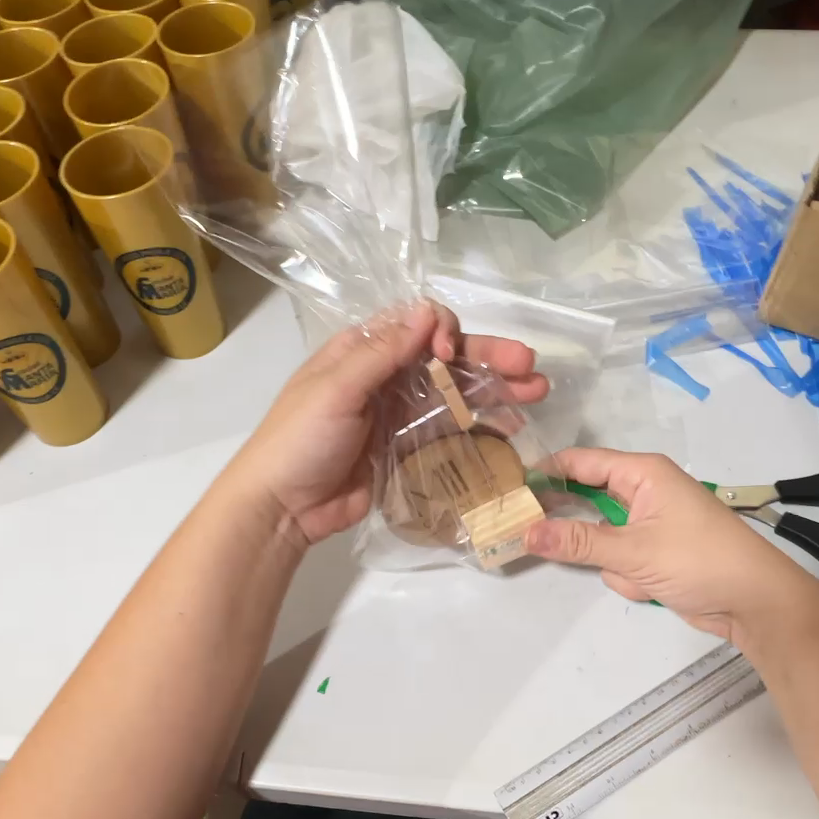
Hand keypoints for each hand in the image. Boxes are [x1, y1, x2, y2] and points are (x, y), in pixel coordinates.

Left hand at [225, 301, 549, 546]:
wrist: (283, 507)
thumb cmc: (300, 439)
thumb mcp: (336, 388)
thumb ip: (382, 353)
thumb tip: (428, 312)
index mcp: (360, 351)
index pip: (415, 324)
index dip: (443, 331)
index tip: (449, 354)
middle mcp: (383, 376)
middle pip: (444, 358)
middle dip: (488, 358)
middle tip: (531, 367)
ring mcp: (396, 414)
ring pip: (452, 393)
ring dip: (493, 390)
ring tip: (536, 393)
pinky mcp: (405, 449)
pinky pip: (447, 430)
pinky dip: (478, 426)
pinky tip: (510, 428)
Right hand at [524, 449, 818, 640]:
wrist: (756, 603)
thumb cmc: (700, 561)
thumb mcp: (633, 551)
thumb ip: (577, 542)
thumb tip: (525, 532)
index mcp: (642, 473)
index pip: (580, 462)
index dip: (544, 472)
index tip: (507, 488)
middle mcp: (643, 491)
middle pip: (586, 498)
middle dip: (566, 520)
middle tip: (524, 531)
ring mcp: (649, 524)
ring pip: (600, 536)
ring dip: (607, 558)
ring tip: (625, 571)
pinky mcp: (654, 553)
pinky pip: (619, 558)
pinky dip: (626, 575)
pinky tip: (648, 587)